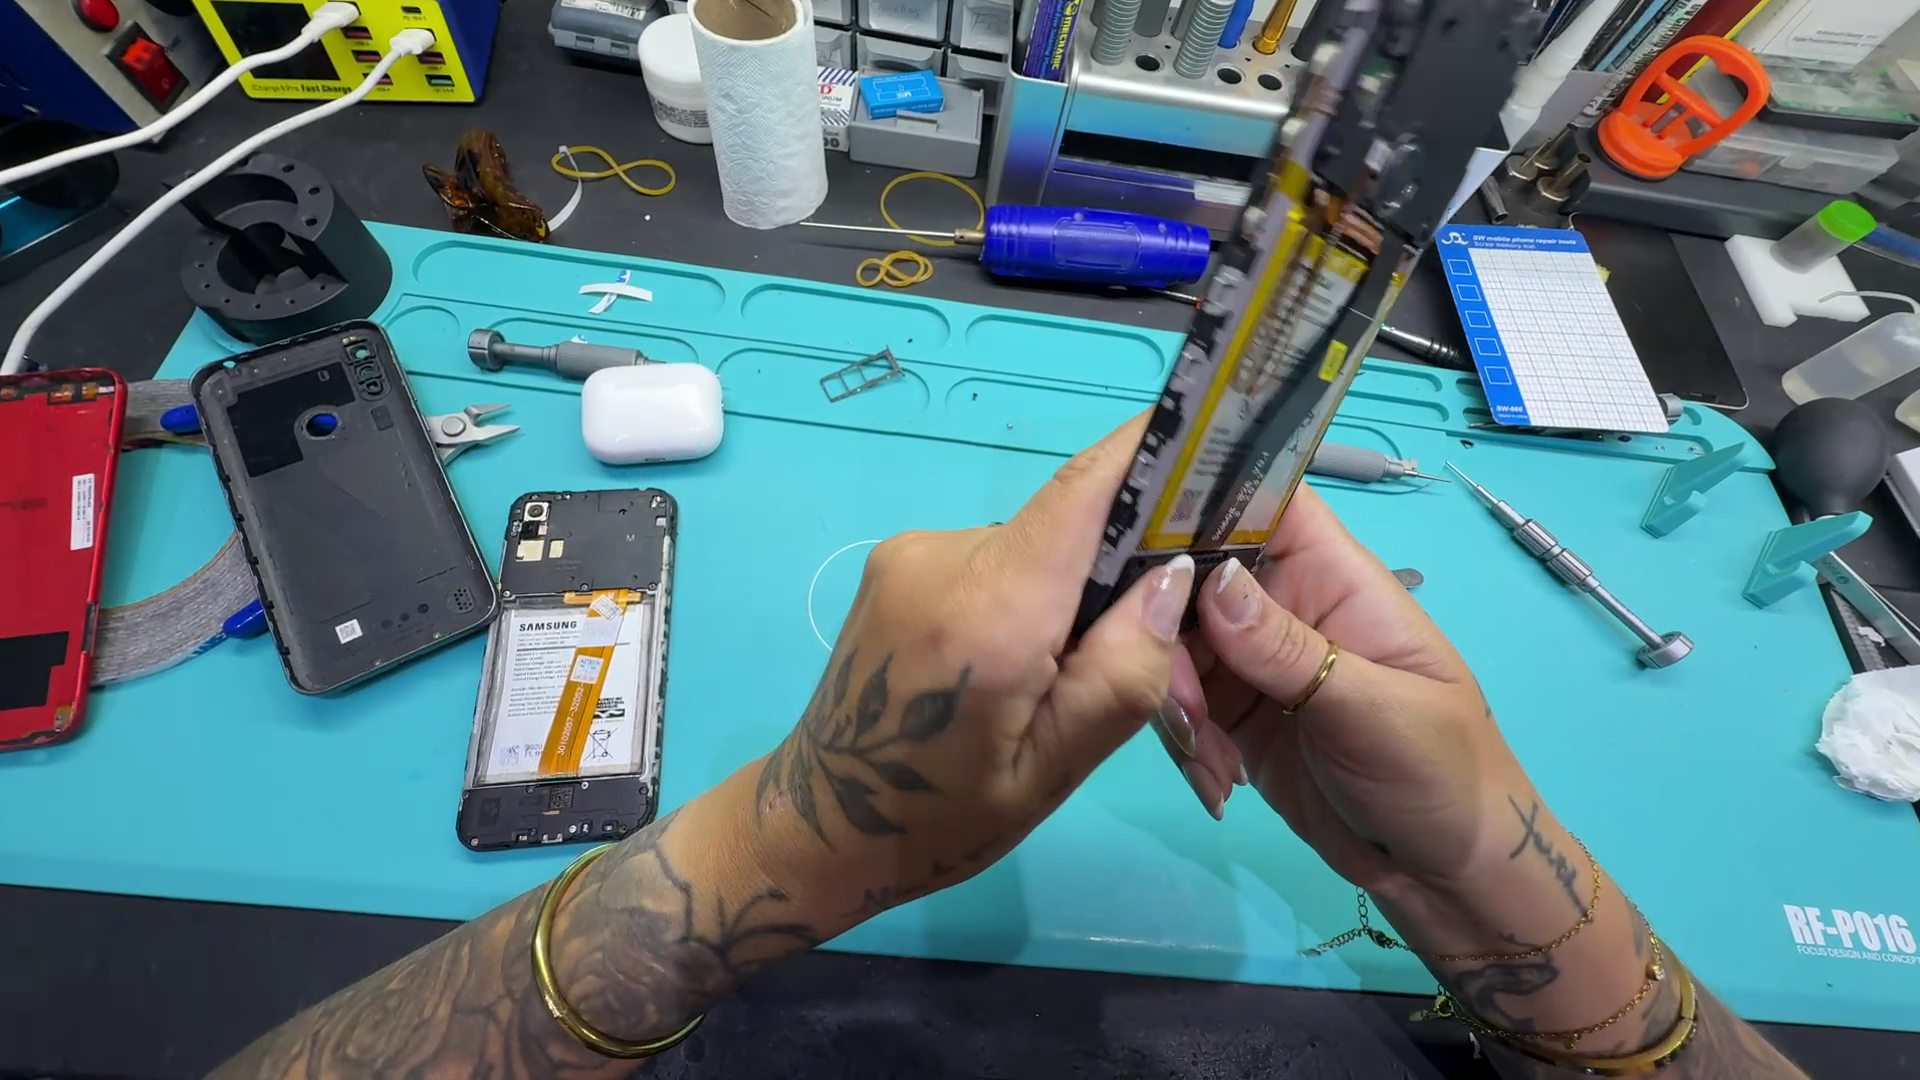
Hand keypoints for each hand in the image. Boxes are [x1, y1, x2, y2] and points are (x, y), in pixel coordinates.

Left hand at [751, 416, 1196, 920]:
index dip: (1145, 454)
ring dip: (1059, 589)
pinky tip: (1004, 657)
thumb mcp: (1054, 770)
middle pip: (1062, 526)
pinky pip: (989, 559)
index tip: (1205, 437)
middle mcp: (942, 556)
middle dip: (1112, 565)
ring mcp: (909, 551)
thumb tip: (1172, 574)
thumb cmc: (941, 814)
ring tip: (1052, 670)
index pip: (1080, 495)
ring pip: (1028, 546)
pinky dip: (1018, 592)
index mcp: (987, 611)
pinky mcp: (895, 560)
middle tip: (1131, 640)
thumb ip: (1122, 672)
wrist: (820, 816)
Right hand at [1165, 483, 1536, 914]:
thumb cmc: (1442, 774)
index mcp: (1329, 576)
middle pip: (1193, 574)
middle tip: (1176, 699)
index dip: (1200, 493)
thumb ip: (1291, 648)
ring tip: (1204, 755)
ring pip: (1173, 640)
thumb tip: (1210, 580)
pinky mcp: (1227, 705)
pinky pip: (1177, 695)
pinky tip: (1212, 776)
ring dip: (1171, 693)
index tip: (1134, 519)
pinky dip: (1180, 733)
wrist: (1440, 872)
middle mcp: (1279, 603)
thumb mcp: (1375, 710)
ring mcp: (1247, 656)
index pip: (1261, 502)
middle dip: (1167, 628)